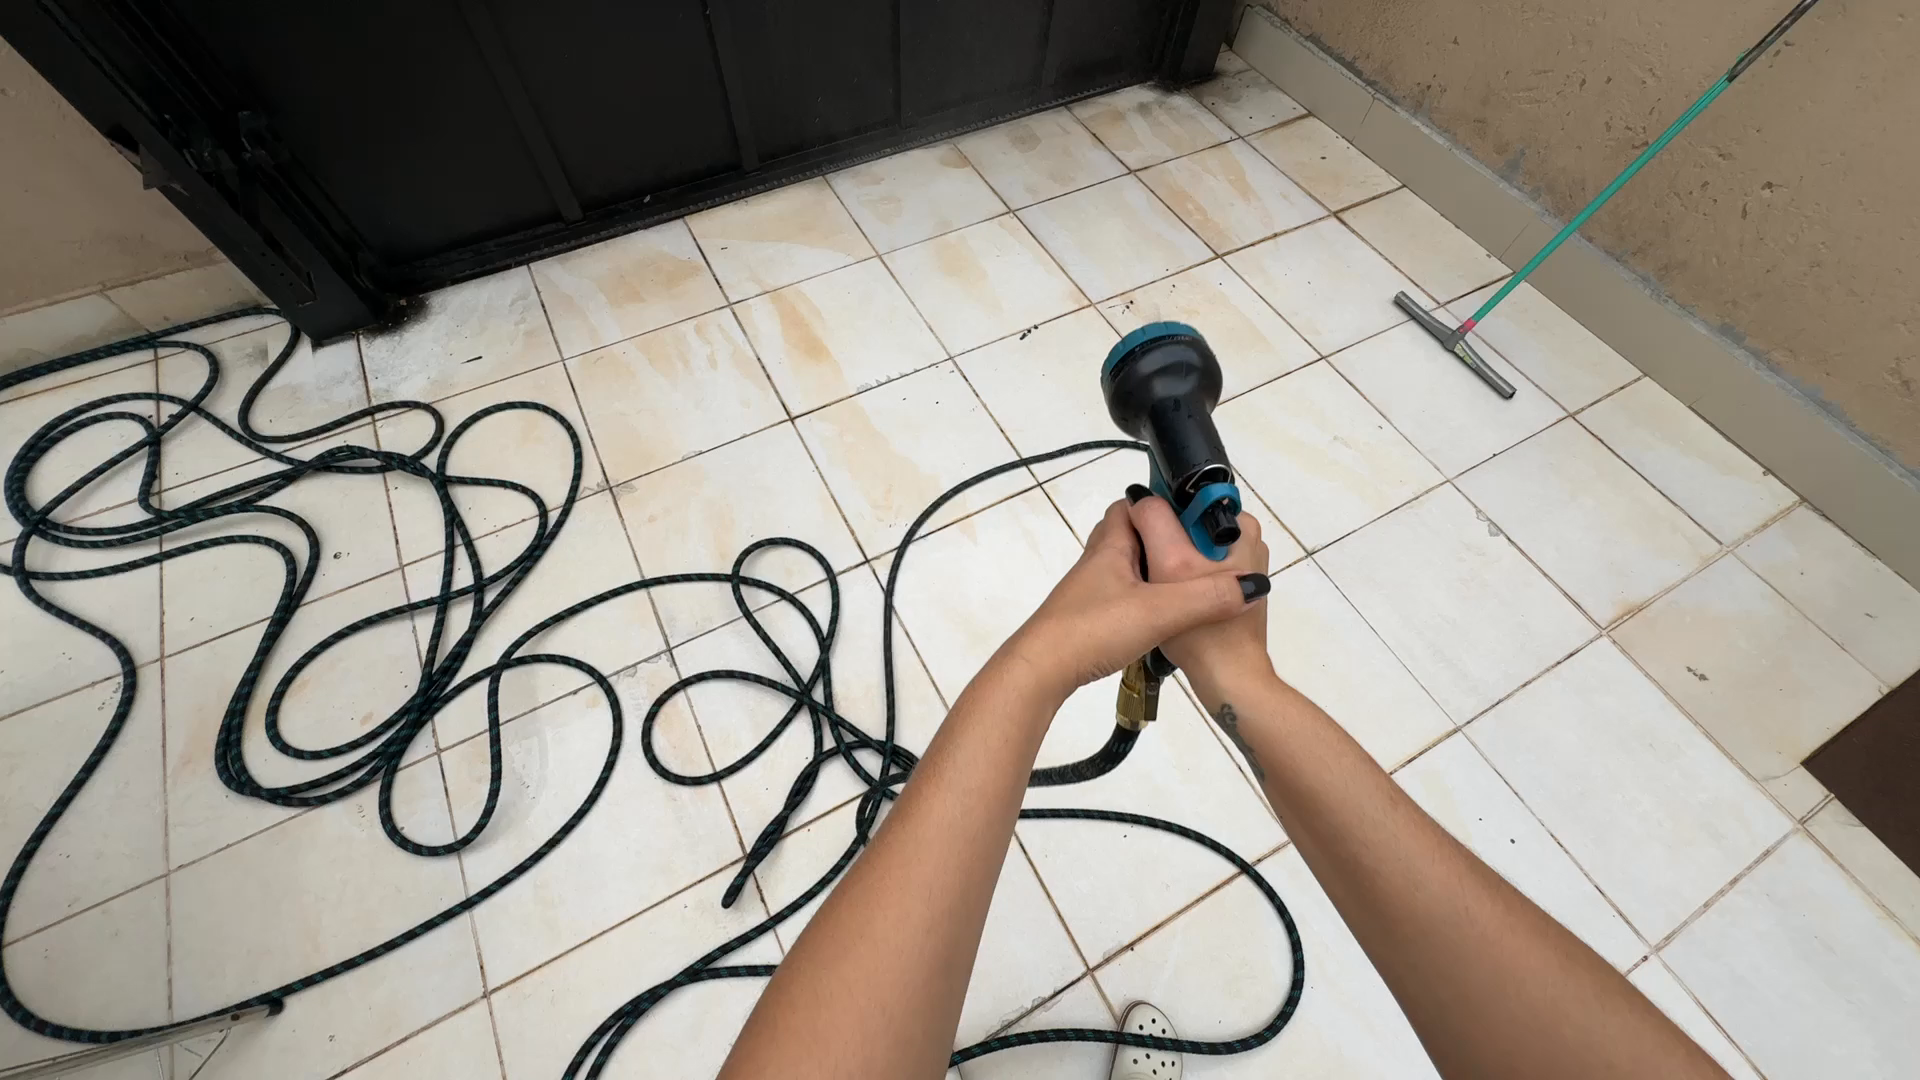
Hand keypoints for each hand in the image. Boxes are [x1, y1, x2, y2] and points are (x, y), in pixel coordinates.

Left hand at [1000, 492, 1269, 699]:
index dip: (1160, 504)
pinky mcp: (1086, 619)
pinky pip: (1119, 598)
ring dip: (1152, 573)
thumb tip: (1253, 583)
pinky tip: (1160, 619)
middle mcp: (1097, 563)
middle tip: (1196, 555)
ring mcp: (1088, 592)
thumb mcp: (1159, 611)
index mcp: (1110, 547)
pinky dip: (1141, 600)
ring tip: (1186, 587)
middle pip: (1128, 536)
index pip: (1131, 506)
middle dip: (1161, 540)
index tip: (1196, 516)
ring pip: (1124, 570)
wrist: (1040, 671)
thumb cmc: (1094, 628)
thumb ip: (1207, 598)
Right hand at [1121, 488, 1273, 693]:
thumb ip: (1154, 521)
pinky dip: (1175, 578)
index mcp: (1240, 526)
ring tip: (1150, 583)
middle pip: (1185, 524)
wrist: (1226, 678)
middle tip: (1143, 568)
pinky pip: (1192, 569)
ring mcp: (1239, 566)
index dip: (1158, 516)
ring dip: (1164, 560)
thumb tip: (1139, 498)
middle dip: (1160, 540)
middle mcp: (1246, 540)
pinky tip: (1164, 596)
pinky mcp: (1229, 588)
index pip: (1187, 499)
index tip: (1140, 542)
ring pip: (1185, 547)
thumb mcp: (1171, 563)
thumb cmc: (1201, 626)